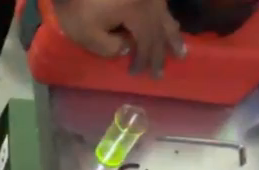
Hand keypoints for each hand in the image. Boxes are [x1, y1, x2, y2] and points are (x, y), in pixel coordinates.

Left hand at [55, 0, 185, 75]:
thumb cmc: (78, 8)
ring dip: (171, 34)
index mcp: (136, 10)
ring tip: (180, 51)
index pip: (146, 40)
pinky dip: (165, 19)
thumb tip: (126, 49)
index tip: (136, 74)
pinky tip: (169, 26)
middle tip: (161, 73)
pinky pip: (160, 5)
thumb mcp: (88, 35)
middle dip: (161, 52)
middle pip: (159, 28)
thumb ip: (109, 48)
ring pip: (164, 14)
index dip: (143, 59)